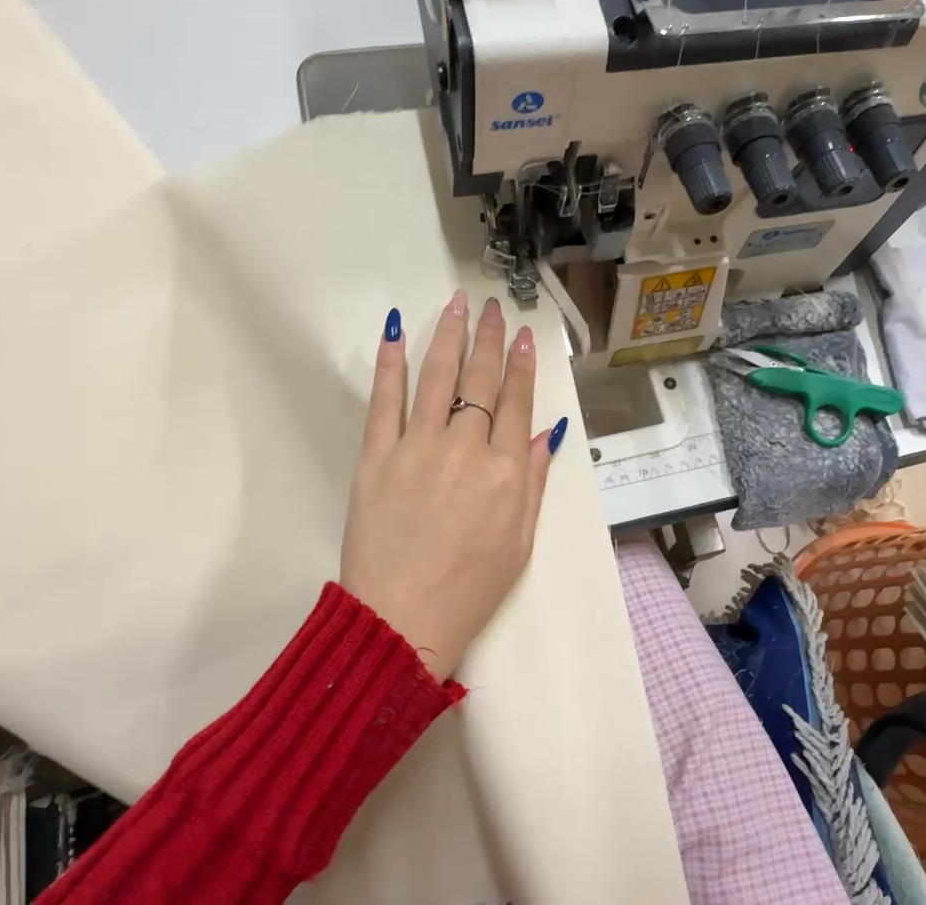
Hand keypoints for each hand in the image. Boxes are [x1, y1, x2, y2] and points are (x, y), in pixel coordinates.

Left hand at [340, 289, 568, 680]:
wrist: (402, 620)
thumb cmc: (470, 590)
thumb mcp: (520, 543)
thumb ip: (534, 482)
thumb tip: (549, 431)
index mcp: (506, 471)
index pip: (517, 402)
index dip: (522, 365)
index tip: (524, 335)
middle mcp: (467, 448)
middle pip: (481, 381)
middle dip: (490, 339)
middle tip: (492, 308)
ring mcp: (418, 448)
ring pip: (437, 378)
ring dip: (450, 337)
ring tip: (457, 305)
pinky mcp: (376, 457)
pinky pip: (385, 401)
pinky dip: (391, 364)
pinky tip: (397, 334)